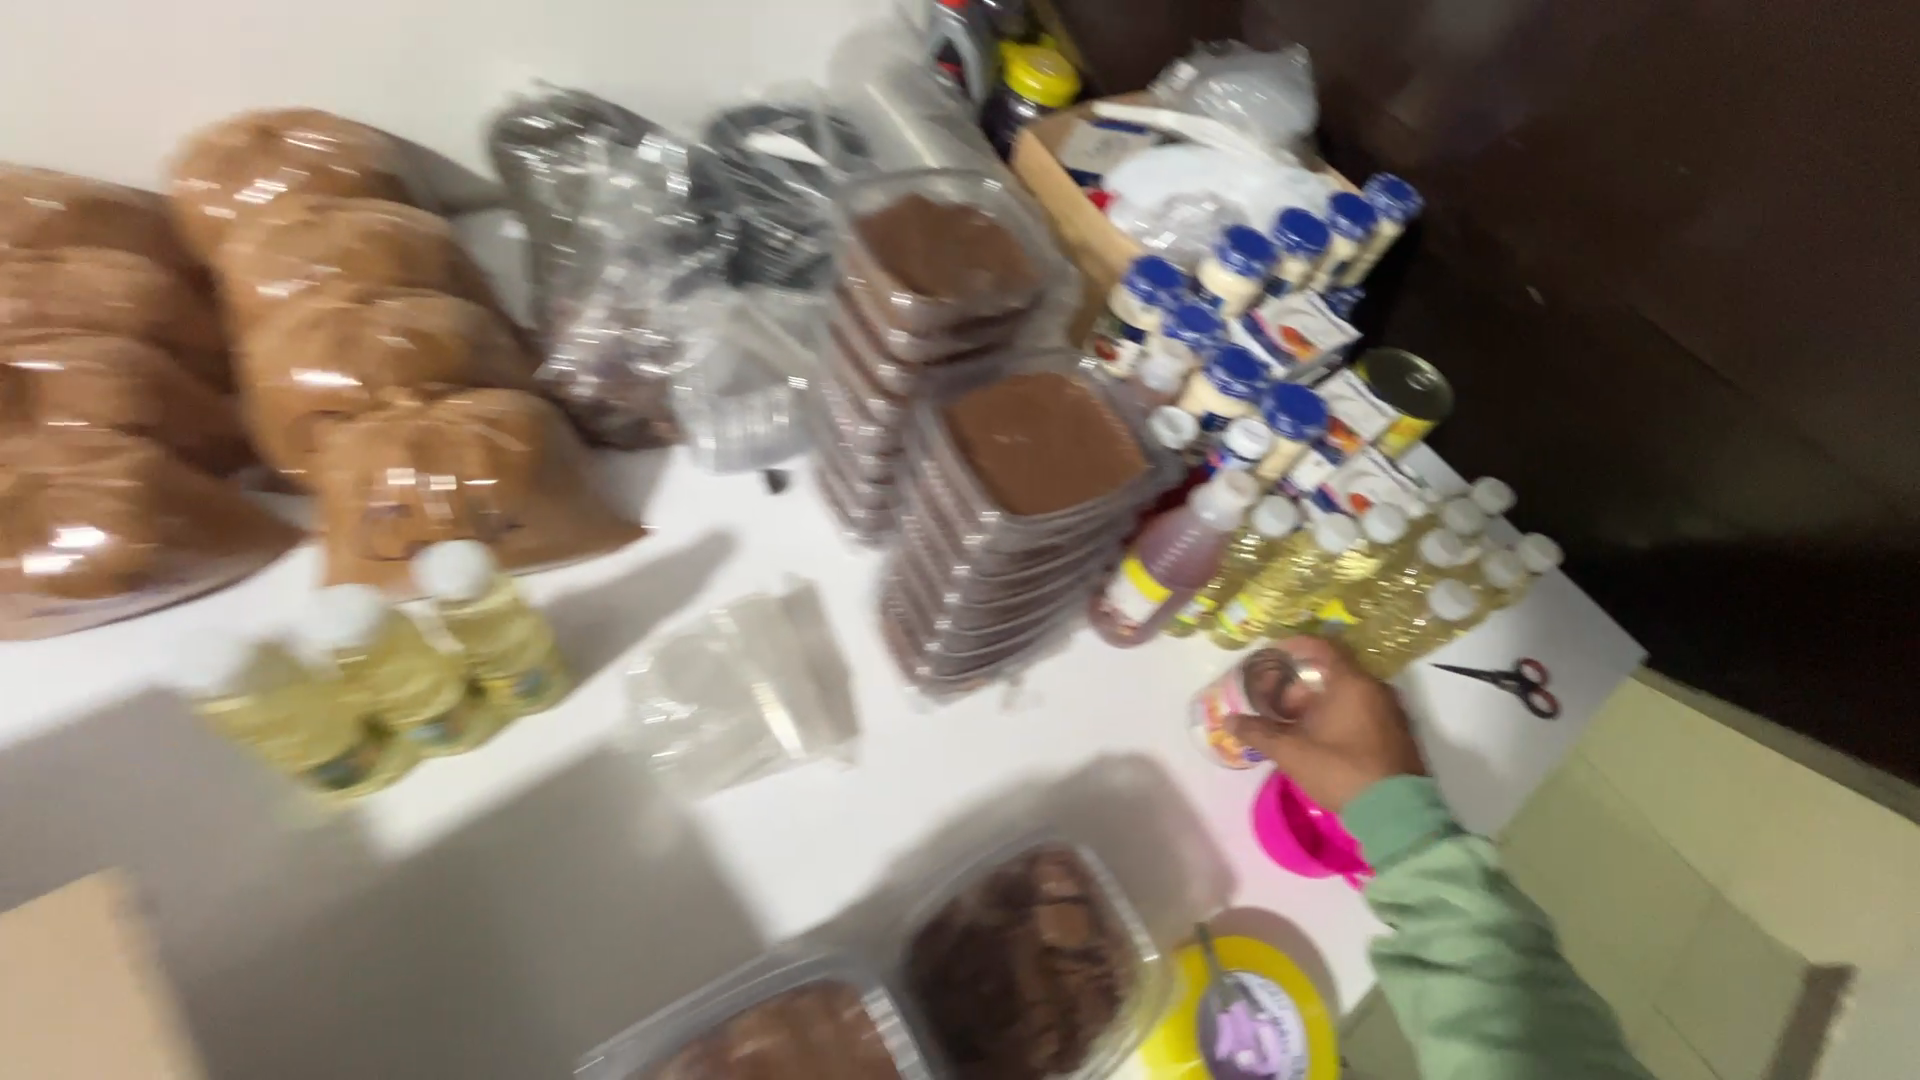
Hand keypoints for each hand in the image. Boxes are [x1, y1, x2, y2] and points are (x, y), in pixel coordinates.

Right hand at [1229, 635, 1426, 811]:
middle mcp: (1375, 690)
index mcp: (1351, 683)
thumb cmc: (1341, 771)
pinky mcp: (1396, 735)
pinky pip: (1361, 711)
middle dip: (1298, 684)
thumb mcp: (1291, 752)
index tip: (1271, 655)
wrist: (1397, 816)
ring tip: (1289, 724)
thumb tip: (1229, 721)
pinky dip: (1336, 716)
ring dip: (1316, 703)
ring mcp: (1390, 713)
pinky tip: (1316, 739)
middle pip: (1331, 672)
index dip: (1294, 646)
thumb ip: (1258, 732)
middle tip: (1273, 703)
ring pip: (1346, 694)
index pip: (1321, 647)